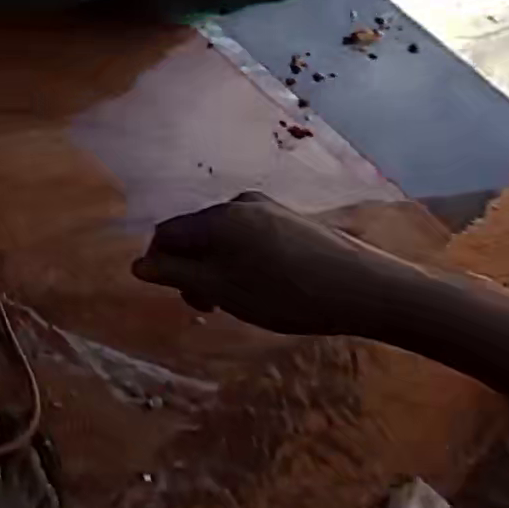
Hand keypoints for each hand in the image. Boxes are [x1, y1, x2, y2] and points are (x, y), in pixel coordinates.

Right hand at [131, 192, 428, 337]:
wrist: (370, 290)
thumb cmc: (285, 293)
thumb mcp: (221, 288)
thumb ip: (175, 274)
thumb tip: (138, 265)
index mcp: (216, 218)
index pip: (167, 233)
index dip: (160, 262)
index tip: (177, 293)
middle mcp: (238, 203)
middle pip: (195, 233)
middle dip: (191, 266)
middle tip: (208, 304)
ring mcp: (269, 209)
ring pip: (222, 236)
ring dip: (217, 265)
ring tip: (237, 297)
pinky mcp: (293, 220)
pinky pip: (249, 235)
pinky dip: (242, 258)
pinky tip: (264, 284)